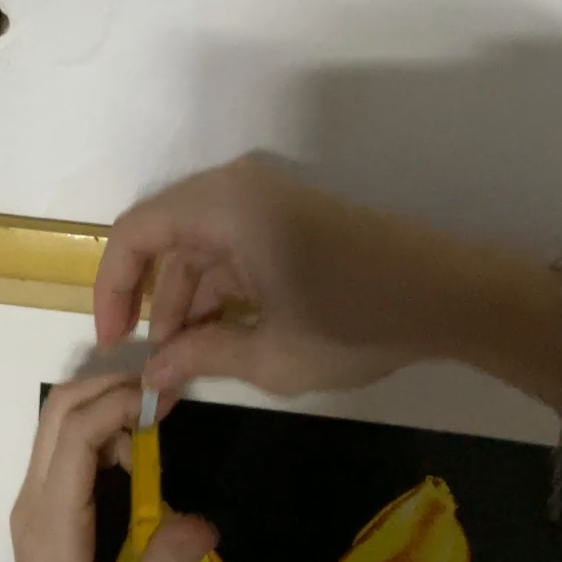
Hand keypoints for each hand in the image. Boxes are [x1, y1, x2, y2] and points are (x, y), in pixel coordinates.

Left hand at [11, 374, 219, 561]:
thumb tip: (204, 523)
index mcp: (50, 522)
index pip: (76, 431)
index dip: (120, 403)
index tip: (166, 402)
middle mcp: (31, 498)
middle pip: (60, 408)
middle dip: (112, 388)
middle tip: (161, 400)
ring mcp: (32, 498)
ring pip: (61, 419)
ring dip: (107, 409)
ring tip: (150, 439)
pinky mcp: (41, 503)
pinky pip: (66, 442)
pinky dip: (101, 431)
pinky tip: (132, 463)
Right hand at [96, 156, 471, 394]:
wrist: (448, 294)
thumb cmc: (354, 319)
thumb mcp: (272, 353)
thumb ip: (202, 356)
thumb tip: (153, 373)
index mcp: (223, 205)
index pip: (136, 231)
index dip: (113, 286)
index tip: (115, 342)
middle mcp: (234, 188)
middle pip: (166, 238)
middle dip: (153, 303)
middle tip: (154, 366)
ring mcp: (262, 199)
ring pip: (199, 247)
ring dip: (188, 303)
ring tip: (188, 366)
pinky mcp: (283, 216)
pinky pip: (229, 247)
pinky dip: (218, 290)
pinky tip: (221, 338)